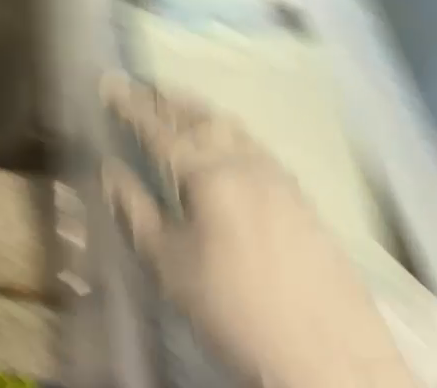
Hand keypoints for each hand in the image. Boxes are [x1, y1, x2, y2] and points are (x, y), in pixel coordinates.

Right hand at [101, 73, 417, 387]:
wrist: (327, 354)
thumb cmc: (235, 309)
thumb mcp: (171, 266)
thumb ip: (136, 211)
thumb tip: (109, 169)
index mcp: (208, 174)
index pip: (160, 128)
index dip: (131, 105)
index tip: (110, 83)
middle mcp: (244, 162)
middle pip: (200, 117)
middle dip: (167, 99)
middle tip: (141, 85)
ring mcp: (277, 176)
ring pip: (231, 127)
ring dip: (199, 111)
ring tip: (177, 104)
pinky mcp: (300, 196)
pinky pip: (254, 145)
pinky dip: (228, 132)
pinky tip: (225, 144)